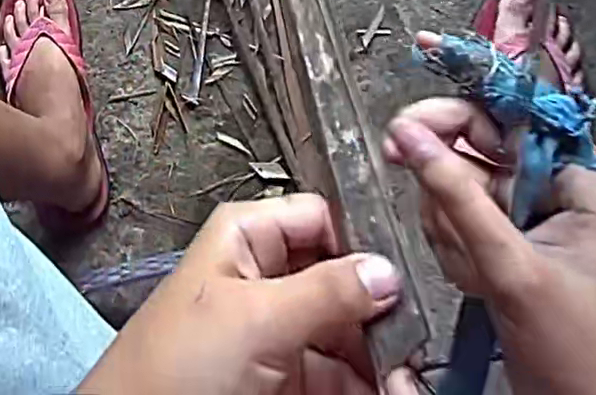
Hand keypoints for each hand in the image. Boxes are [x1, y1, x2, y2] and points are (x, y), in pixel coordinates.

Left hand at [77, 194, 402, 393]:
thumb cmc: (178, 361)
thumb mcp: (256, 317)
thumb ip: (324, 291)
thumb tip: (384, 269)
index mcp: (250, 236)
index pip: (321, 219)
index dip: (363, 243)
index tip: (407, 276)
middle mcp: (268, 275)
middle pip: (342, 280)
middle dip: (380, 313)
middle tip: (417, 343)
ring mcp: (279, 329)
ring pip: (348, 333)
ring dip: (382, 357)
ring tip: (407, 377)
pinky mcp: (287, 377)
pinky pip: (339, 375)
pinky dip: (366, 385)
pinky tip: (390, 391)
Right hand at [383, 99, 595, 394]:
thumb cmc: (588, 362)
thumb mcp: (515, 269)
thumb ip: (455, 195)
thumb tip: (404, 130)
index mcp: (575, 184)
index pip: (499, 119)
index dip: (448, 120)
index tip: (402, 131)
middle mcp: (550, 194)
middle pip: (469, 155)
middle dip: (447, 194)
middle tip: (438, 217)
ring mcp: (527, 224)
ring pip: (455, 191)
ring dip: (449, 230)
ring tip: (474, 273)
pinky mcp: (508, 251)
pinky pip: (457, 224)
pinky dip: (453, 250)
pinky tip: (474, 283)